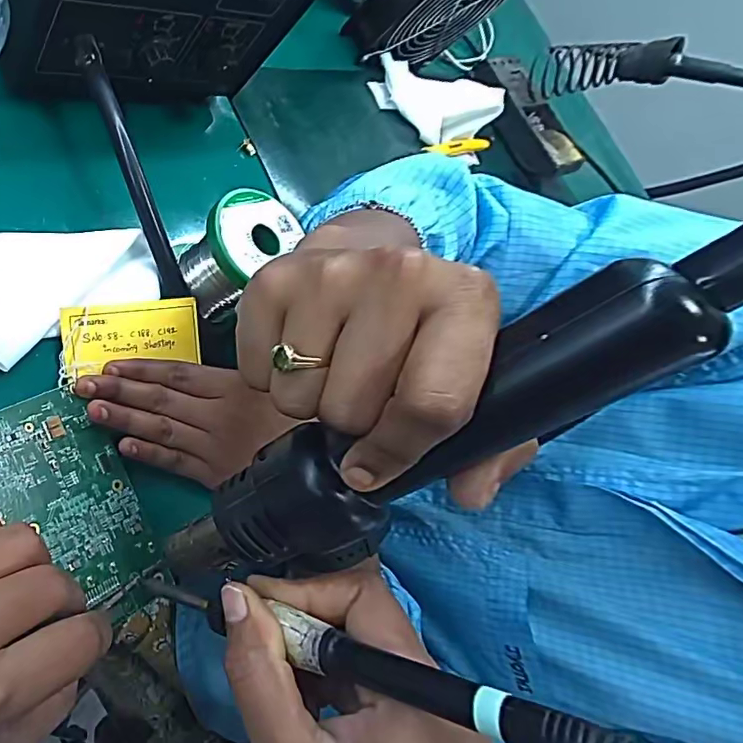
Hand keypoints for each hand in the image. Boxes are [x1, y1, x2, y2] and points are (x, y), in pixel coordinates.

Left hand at [0, 500, 111, 742]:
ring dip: (33, 564)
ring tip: (13, 586)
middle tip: (49, 615)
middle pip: (55, 582)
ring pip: (22, 539)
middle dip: (68, 600)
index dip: (95, 634)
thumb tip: (82, 645)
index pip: (79, 637)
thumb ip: (56, 703)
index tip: (87, 633)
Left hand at [75, 360, 300, 487]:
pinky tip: (125, 448)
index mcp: (236, 386)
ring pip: (162, 428)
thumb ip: (247, 382)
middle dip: (119, 390)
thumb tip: (212, 376)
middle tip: (84, 385)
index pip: (177, 374)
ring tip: (94, 410)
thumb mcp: (287, 388)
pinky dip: (150, 455)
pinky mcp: (219, 476)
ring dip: (125, 419)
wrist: (340, 468)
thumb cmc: (318, 422)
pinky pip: (177, 463)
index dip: (141, 369)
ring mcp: (216, 446)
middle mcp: (219, 414)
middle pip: (160, 399)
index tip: (111, 365)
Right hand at [222, 562, 490, 742]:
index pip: (362, 596)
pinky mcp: (429, 735)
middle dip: (300, 624)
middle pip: (363, 618)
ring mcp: (439, 715)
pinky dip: (330, 680)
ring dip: (311, 653)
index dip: (301, 592)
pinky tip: (302, 708)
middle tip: (254, 646)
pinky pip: (371, 679)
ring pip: (363, 647)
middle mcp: (440, 692)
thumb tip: (236, 596)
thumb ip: (258, 675)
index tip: (249, 609)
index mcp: (421, 693)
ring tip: (275, 683)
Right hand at [237, 208, 534, 501]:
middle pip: (350, 408)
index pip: (429, 405)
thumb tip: (467, 493)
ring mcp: (327, 273)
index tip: (374, 468)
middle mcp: (395, 273)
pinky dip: (267, 379)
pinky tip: (292, 351)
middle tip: (356, 393)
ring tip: (324, 371)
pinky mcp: (271, 282)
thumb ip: (488, 444)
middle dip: (348, 419)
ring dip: (305, 400)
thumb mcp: (472, 374)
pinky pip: (254, 373)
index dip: (398, 453)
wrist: (361, 249)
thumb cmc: (416, 321)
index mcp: (464, 297)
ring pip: (296, 395)